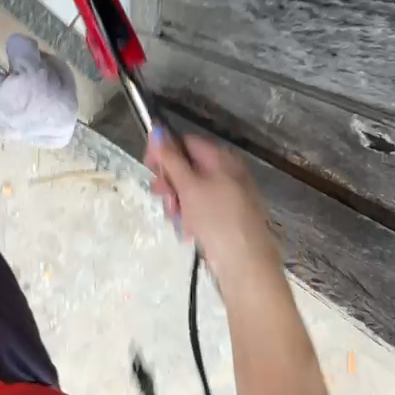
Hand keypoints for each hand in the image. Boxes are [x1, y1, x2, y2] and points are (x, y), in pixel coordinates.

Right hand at [144, 128, 280, 277]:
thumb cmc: (216, 220)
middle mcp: (227, 172)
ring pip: (191, 190)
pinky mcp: (228, 216)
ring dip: (178, 203)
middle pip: (187, 167)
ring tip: (179, 221)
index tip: (148, 167)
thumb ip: (170, 158)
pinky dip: (190, 216)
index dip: (163, 152)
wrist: (245, 264)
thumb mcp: (188, 186)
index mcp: (221, 158)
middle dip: (170, 182)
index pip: (184, 142)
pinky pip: (201, 208)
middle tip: (162, 197)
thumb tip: (156, 130)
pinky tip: (189, 230)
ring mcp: (229, 195)